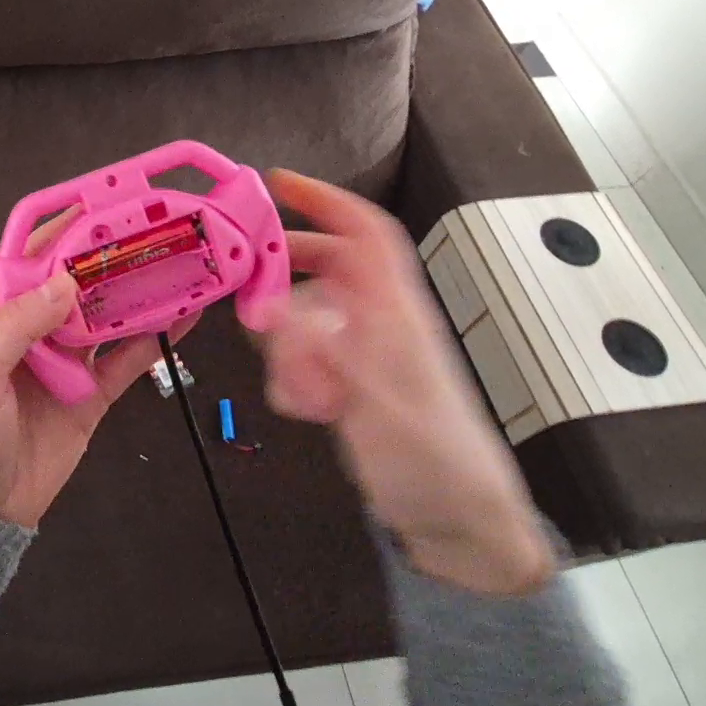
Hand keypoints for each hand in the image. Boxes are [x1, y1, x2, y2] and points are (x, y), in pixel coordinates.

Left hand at [0, 215, 197, 528]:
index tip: (106, 206)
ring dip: (141, 292)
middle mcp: (36, 328)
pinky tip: (185, 318)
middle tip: (157, 231)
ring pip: (110, 315)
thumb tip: (65, 281)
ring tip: (181, 264)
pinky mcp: (93, 395)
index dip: (67, 231)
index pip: (35, 259)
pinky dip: (156, 339)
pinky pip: (128, 359)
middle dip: (114, 256)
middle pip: (80, 282)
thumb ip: (16, 326)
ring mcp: (68, 361)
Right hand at [257, 169, 554, 594]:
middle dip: (285, 271)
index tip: (278, 184)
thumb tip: (272, 307)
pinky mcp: (345, 381)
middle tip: (247, 286)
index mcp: (397, 312)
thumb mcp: (379, 404)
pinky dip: (291, 377)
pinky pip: (301, 357)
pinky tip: (307, 409)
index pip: (366, 234)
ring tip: (301, 392)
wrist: (459, 521)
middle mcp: (376, 320)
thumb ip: (324, 352)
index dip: (326, 200)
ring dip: (286, 345)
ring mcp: (359, 351)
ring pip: (304, 315)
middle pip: (324, 266)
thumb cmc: (433, 460)